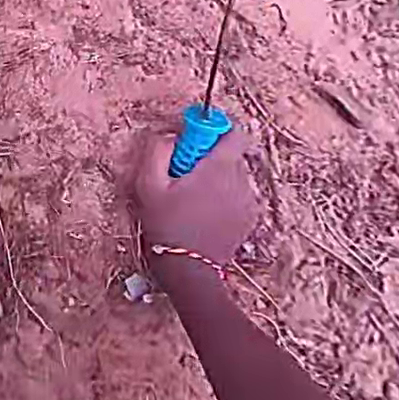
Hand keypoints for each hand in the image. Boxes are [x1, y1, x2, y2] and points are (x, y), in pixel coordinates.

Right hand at [131, 125, 258, 264]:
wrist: (188, 269)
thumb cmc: (166, 224)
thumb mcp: (148, 184)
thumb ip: (158, 151)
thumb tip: (171, 135)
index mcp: (219, 168)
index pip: (232, 132)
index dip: (211, 130)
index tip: (191, 142)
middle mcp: (241, 181)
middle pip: (229, 154)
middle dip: (206, 157)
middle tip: (181, 175)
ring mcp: (249, 201)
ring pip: (233, 175)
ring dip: (214, 177)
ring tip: (190, 198)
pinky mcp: (250, 218)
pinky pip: (236, 194)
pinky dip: (222, 196)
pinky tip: (202, 212)